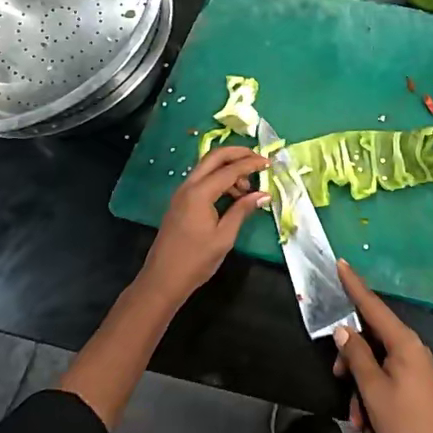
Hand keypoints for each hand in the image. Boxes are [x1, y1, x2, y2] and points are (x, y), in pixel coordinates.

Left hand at [138, 145, 268, 304]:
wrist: (163, 279)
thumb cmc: (196, 260)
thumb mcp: (224, 236)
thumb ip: (242, 210)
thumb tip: (264, 194)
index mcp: (199, 193)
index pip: (230, 169)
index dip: (251, 164)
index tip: (269, 163)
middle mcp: (188, 186)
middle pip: (214, 157)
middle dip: (238, 154)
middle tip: (258, 159)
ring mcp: (182, 193)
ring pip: (207, 167)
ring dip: (228, 168)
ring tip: (247, 188)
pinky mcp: (181, 201)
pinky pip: (202, 180)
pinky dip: (219, 179)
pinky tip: (232, 195)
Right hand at [331, 259, 432, 432]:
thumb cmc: (408, 424)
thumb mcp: (373, 390)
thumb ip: (356, 356)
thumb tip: (344, 329)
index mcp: (403, 342)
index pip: (372, 305)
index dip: (354, 285)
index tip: (341, 263)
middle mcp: (411, 349)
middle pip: (371, 340)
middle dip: (350, 362)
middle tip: (337, 381)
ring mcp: (416, 369)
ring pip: (376, 368)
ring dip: (361, 392)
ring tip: (361, 425)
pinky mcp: (418, 389)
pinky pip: (387, 384)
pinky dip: (374, 403)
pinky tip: (372, 431)